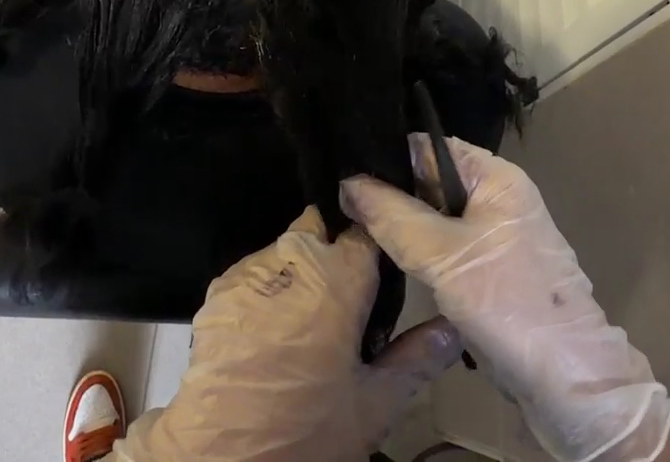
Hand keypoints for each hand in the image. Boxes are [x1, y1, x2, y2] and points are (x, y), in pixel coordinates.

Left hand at [112, 205, 462, 460]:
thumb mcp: (374, 404)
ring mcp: (249, 270)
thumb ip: (417, 358)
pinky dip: (265, 293)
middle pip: (320, 230)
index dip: (374, 245)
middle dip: (333, 254)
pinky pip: (253, 275)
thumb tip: (452, 329)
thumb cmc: (306, 429)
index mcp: (338, 276)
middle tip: (343, 304)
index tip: (380, 267)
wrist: (223, 455)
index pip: (366, 230)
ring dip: (298, 273)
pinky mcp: (217, 289)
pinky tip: (269, 334)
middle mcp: (292, 256)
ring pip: (285, 251)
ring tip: (304, 324)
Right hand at [342, 135, 669, 461]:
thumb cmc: (506, 301)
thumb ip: (390, 214)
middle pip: (430, 179)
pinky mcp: (488, 269)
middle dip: (389, 190)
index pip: (429, 146)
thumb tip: (346, 182)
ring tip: (350, 223)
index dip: (387, 155)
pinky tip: (383, 254)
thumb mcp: (439, 253)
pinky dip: (416, 250)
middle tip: (338, 200)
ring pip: (433, 216)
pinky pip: (442, 246)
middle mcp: (496, 197)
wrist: (567, 380)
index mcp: (495, 177)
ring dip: (400, 223)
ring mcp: (493, 235)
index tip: (343, 168)